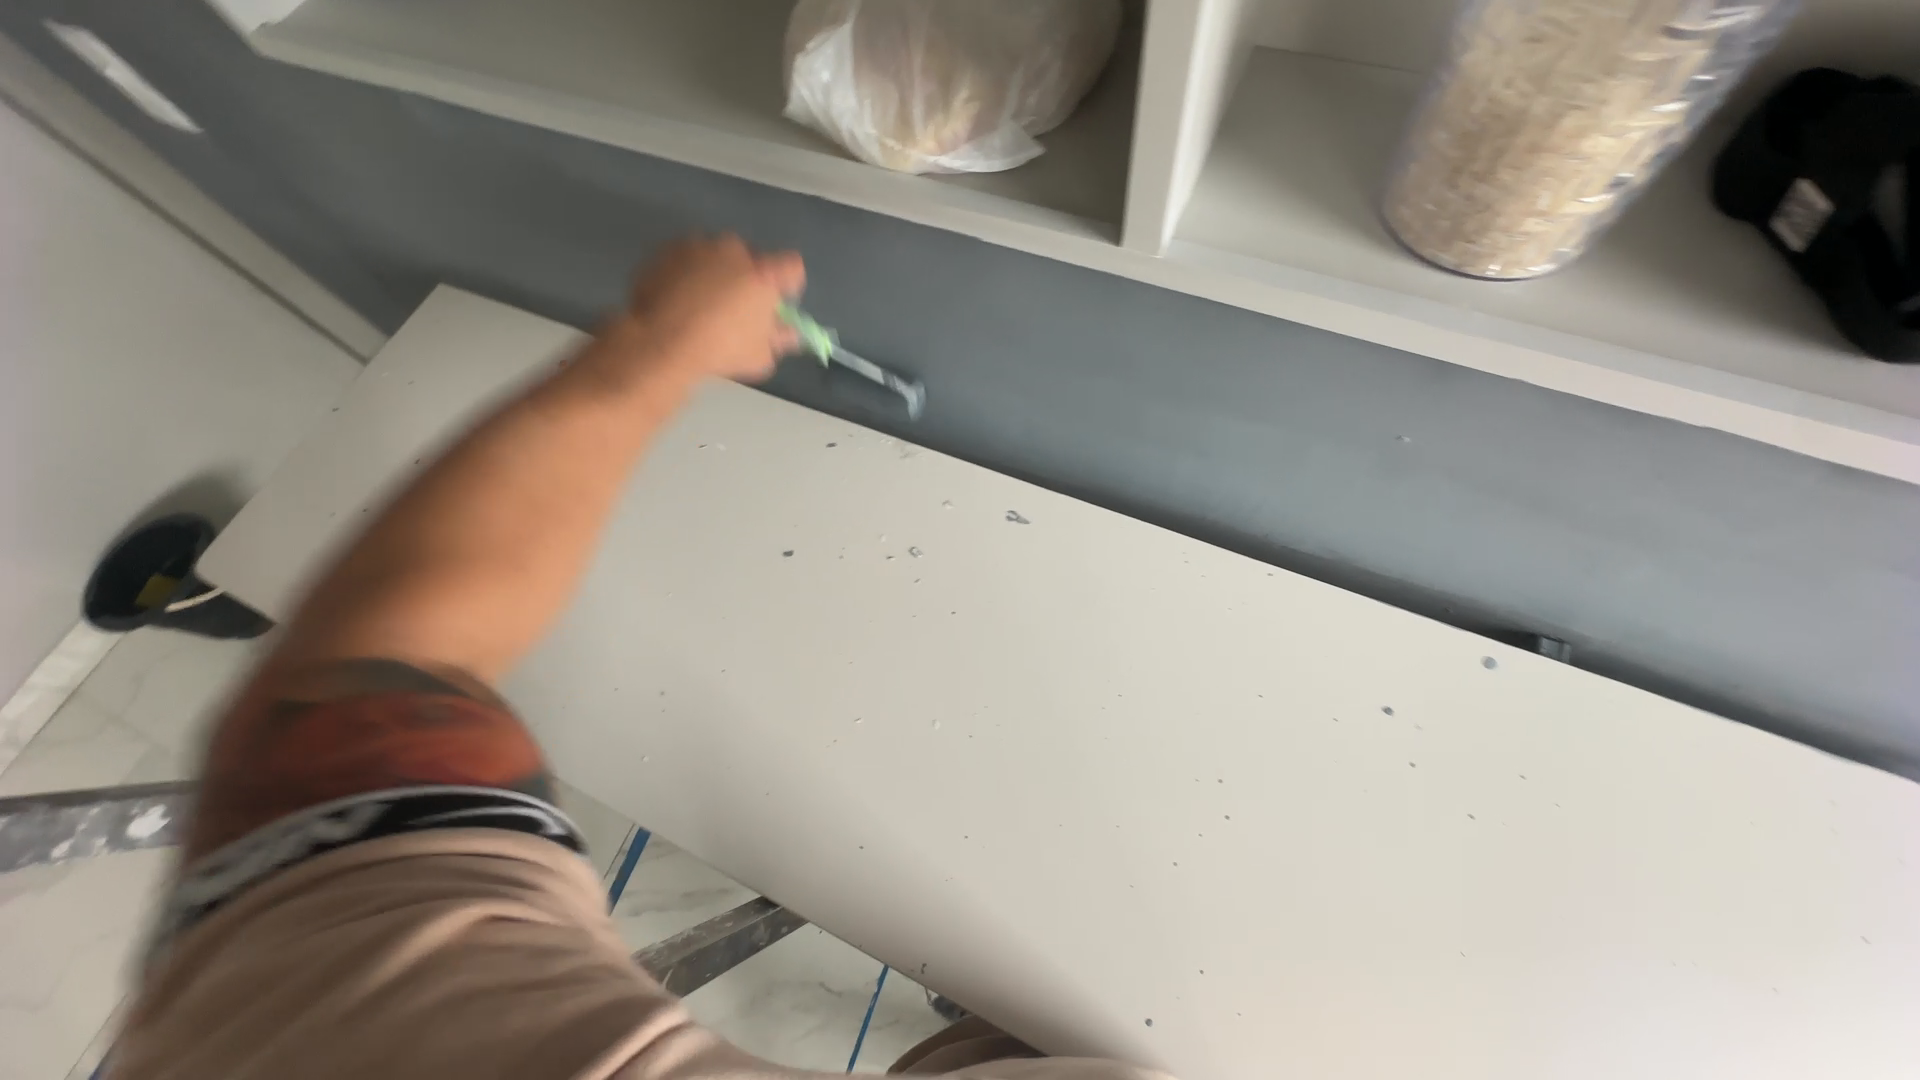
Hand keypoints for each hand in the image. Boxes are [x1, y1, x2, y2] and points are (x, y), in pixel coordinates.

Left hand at [615, 233, 804, 383]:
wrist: (660, 340)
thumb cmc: (720, 349)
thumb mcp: (760, 357)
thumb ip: (779, 339)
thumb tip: (788, 332)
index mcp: (764, 274)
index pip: (792, 266)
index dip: (788, 283)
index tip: (778, 301)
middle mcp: (734, 251)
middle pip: (752, 256)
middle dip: (749, 275)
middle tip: (737, 304)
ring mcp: (699, 246)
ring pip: (717, 254)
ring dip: (717, 271)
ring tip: (703, 301)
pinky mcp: (668, 249)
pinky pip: (687, 257)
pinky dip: (688, 271)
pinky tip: (679, 297)